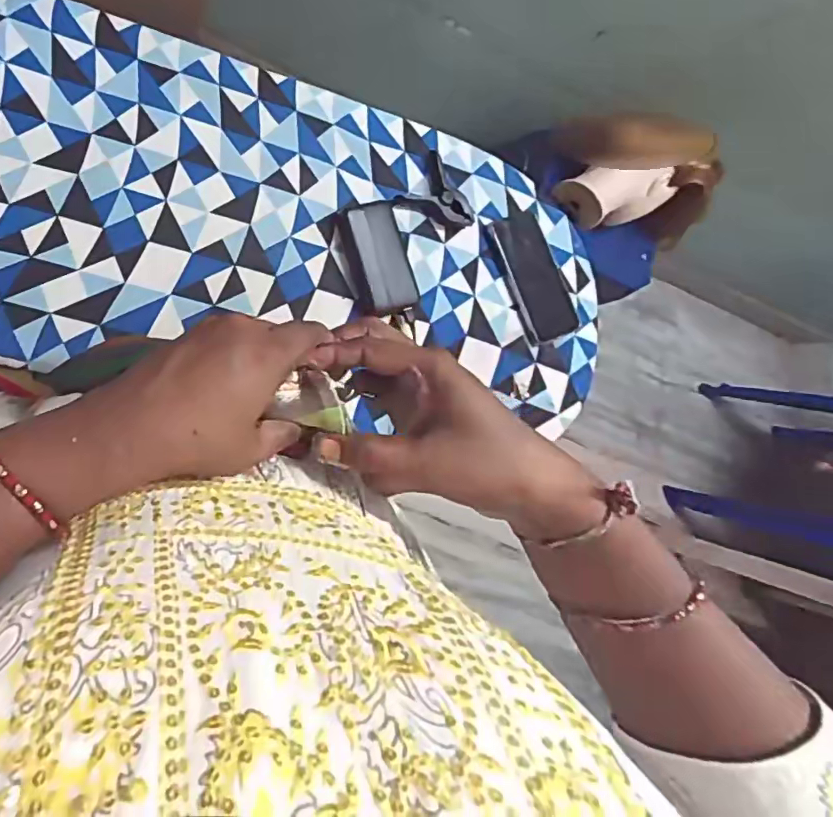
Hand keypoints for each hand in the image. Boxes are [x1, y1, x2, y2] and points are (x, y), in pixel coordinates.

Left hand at [66, 313, 334, 482]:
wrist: (130, 426)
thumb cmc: (198, 439)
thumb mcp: (249, 448)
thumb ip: (280, 434)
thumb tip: (291, 428)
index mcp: (265, 351)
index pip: (309, 332)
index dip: (321, 345)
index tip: (321, 365)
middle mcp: (239, 329)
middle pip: (276, 332)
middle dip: (285, 354)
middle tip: (281, 386)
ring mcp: (208, 327)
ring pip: (246, 333)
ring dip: (253, 353)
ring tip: (244, 387)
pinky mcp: (183, 334)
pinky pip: (219, 338)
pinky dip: (227, 353)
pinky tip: (213, 384)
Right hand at [315, 318, 605, 539]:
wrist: (535, 491)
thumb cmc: (486, 464)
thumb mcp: (425, 463)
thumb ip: (368, 455)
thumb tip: (316, 446)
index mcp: (426, 365)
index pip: (367, 345)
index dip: (331, 350)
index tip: (297, 362)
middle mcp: (421, 368)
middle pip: (370, 342)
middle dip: (336, 350)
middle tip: (302, 369)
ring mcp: (421, 388)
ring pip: (373, 367)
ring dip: (345, 371)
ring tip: (311, 387)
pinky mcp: (421, 410)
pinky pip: (381, 394)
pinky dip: (358, 396)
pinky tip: (339, 411)